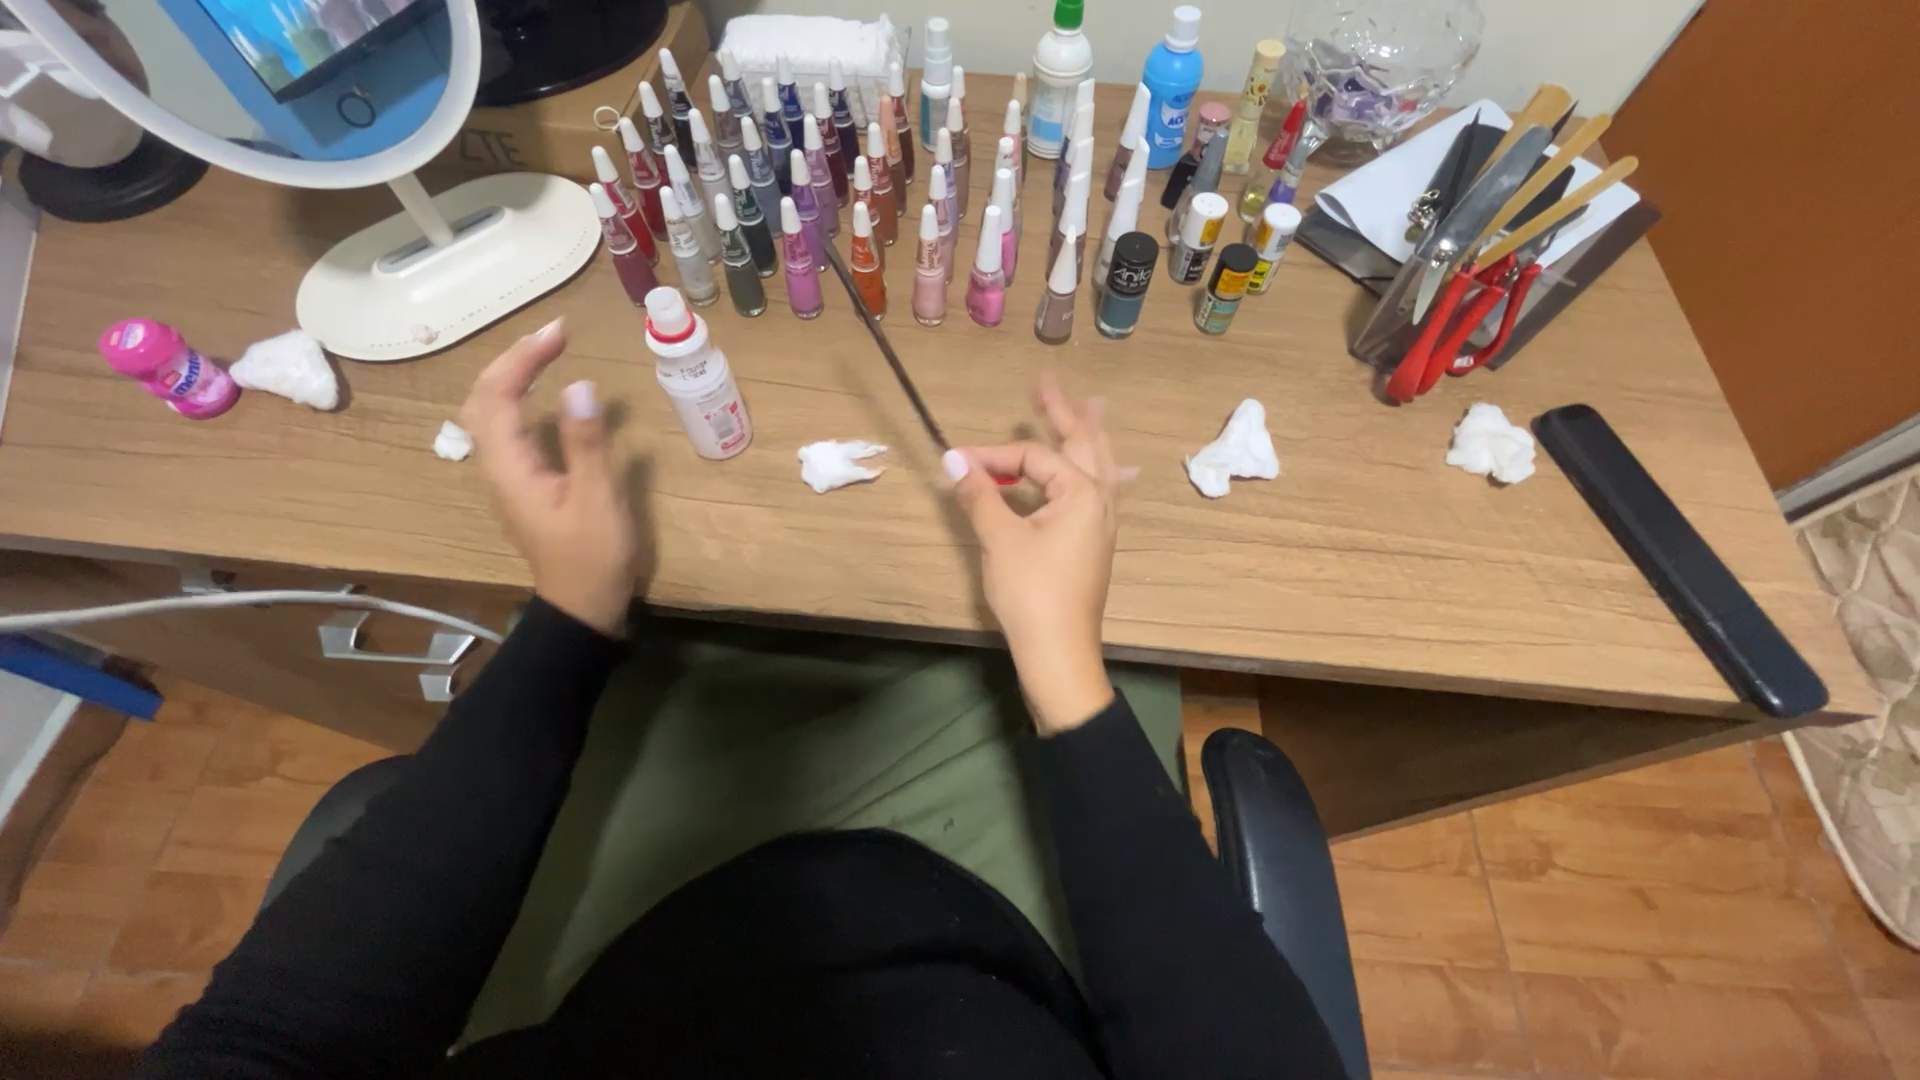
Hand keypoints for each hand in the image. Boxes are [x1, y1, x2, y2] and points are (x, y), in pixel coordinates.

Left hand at [461, 318, 637, 636]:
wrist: (582, 605)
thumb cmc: (593, 555)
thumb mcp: (597, 498)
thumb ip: (586, 443)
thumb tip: (581, 386)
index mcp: (509, 467)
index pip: (497, 395)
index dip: (523, 358)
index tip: (561, 333)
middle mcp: (498, 467)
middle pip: (484, 399)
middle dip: (514, 360)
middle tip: (555, 337)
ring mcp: (509, 477)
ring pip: (493, 414)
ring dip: (515, 378)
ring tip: (550, 354)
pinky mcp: (525, 485)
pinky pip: (511, 430)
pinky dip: (523, 402)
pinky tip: (550, 398)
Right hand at [945, 378, 1126, 733]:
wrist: (1059, 652)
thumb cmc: (1031, 593)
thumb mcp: (999, 540)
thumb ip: (979, 495)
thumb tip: (952, 459)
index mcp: (1081, 493)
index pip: (1034, 459)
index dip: (993, 457)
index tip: (958, 462)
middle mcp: (1100, 501)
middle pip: (1083, 444)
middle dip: (1063, 412)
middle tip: (1047, 382)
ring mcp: (1102, 523)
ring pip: (1099, 466)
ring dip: (1088, 435)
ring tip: (1091, 406)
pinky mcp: (1095, 543)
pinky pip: (1100, 490)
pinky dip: (1095, 469)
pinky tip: (1104, 471)